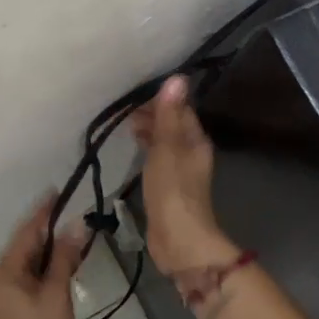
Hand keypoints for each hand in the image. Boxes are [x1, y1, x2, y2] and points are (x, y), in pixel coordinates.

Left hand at [0, 196, 86, 318]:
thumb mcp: (57, 292)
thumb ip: (64, 257)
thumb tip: (75, 225)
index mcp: (3, 272)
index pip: (26, 233)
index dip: (43, 213)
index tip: (57, 192)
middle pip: (25, 247)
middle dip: (49, 232)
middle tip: (73, 215)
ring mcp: (1, 293)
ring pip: (27, 262)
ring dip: (49, 251)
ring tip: (74, 236)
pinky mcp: (10, 306)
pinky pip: (27, 277)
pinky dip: (45, 268)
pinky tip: (64, 264)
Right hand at [132, 76, 238, 275]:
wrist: (178, 239)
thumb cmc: (173, 191)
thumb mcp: (167, 148)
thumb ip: (169, 115)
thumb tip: (177, 79)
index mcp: (195, 140)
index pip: (180, 110)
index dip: (161, 99)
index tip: (134, 92)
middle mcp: (191, 153)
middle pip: (173, 126)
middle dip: (152, 115)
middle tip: (123, 109)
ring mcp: (181, 173)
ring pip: (165, 144)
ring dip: (149, 132)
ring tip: (125, 125)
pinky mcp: (168, 189)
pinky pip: (157, 161)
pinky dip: (147, 151)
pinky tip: (133, 152)